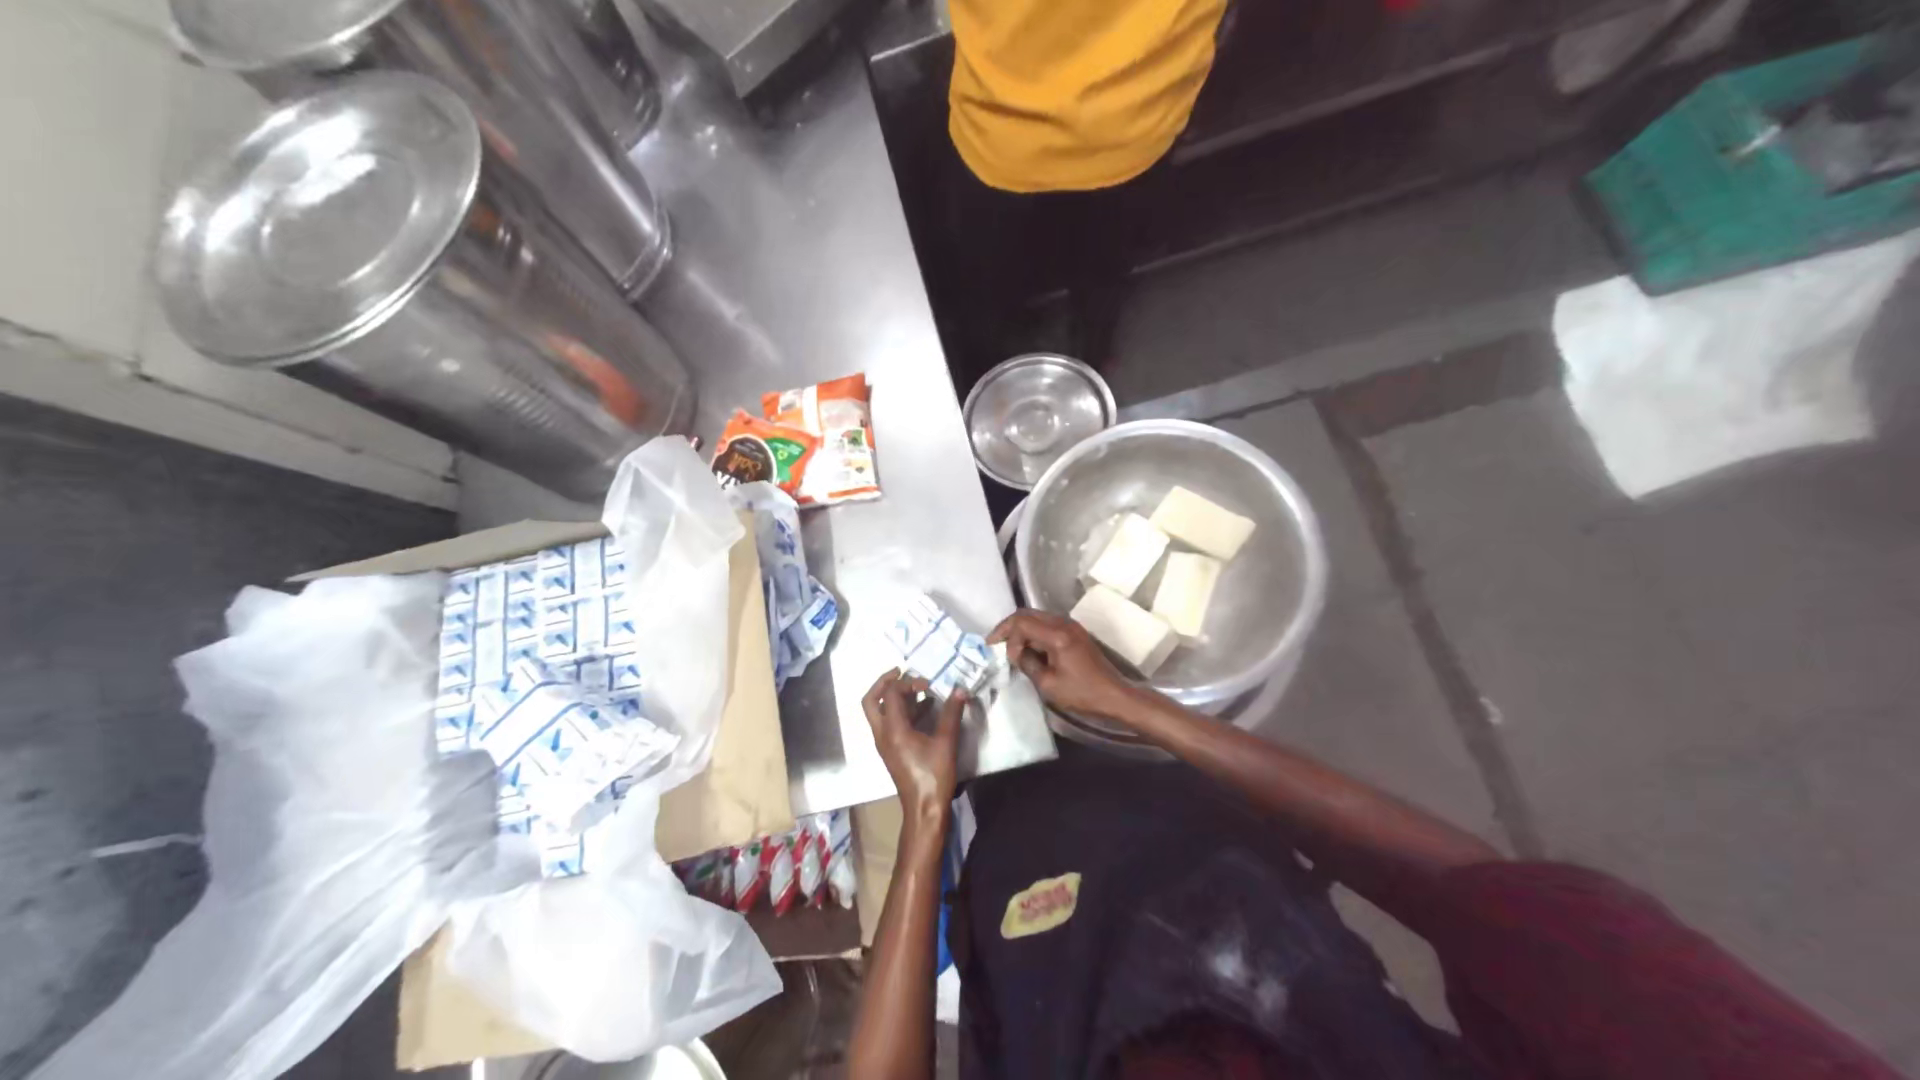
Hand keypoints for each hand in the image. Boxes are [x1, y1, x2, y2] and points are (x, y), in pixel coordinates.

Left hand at [862, 669, 965, 823]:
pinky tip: (923, 711)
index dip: (909, 682)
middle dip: (884, 683)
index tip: (928, 685)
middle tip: (902, 673)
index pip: (891, 694)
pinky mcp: (891, 751)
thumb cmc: (934, 776)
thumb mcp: (946, 743)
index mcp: (892, 730)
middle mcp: (882, 734)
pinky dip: (900, 712)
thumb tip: (960, 690)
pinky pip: (888, 723)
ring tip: (917, 690)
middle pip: (871, 700)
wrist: (924, 809)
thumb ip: (951, 714)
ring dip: (893, 697)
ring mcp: (884, 744)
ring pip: (878, 712)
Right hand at [988, 609, 1133, 719]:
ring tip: (1009, 647)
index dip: (1008, 638)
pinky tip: (1027, 648)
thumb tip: (1017, 654)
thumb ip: (1028, 663)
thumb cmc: (1082, 693)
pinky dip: (1033, 632)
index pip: (1022, 623)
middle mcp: (1064, 623)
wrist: (1115, 696)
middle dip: (1009, 627)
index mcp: (1058, 634)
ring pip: (1037, 617)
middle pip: (1027, 613)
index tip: (1007, 659)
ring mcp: (1071, 625)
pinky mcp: (1075, 632)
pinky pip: (1047, 624)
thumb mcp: (1048, 684)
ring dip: (1021, 629)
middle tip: (995, 643)